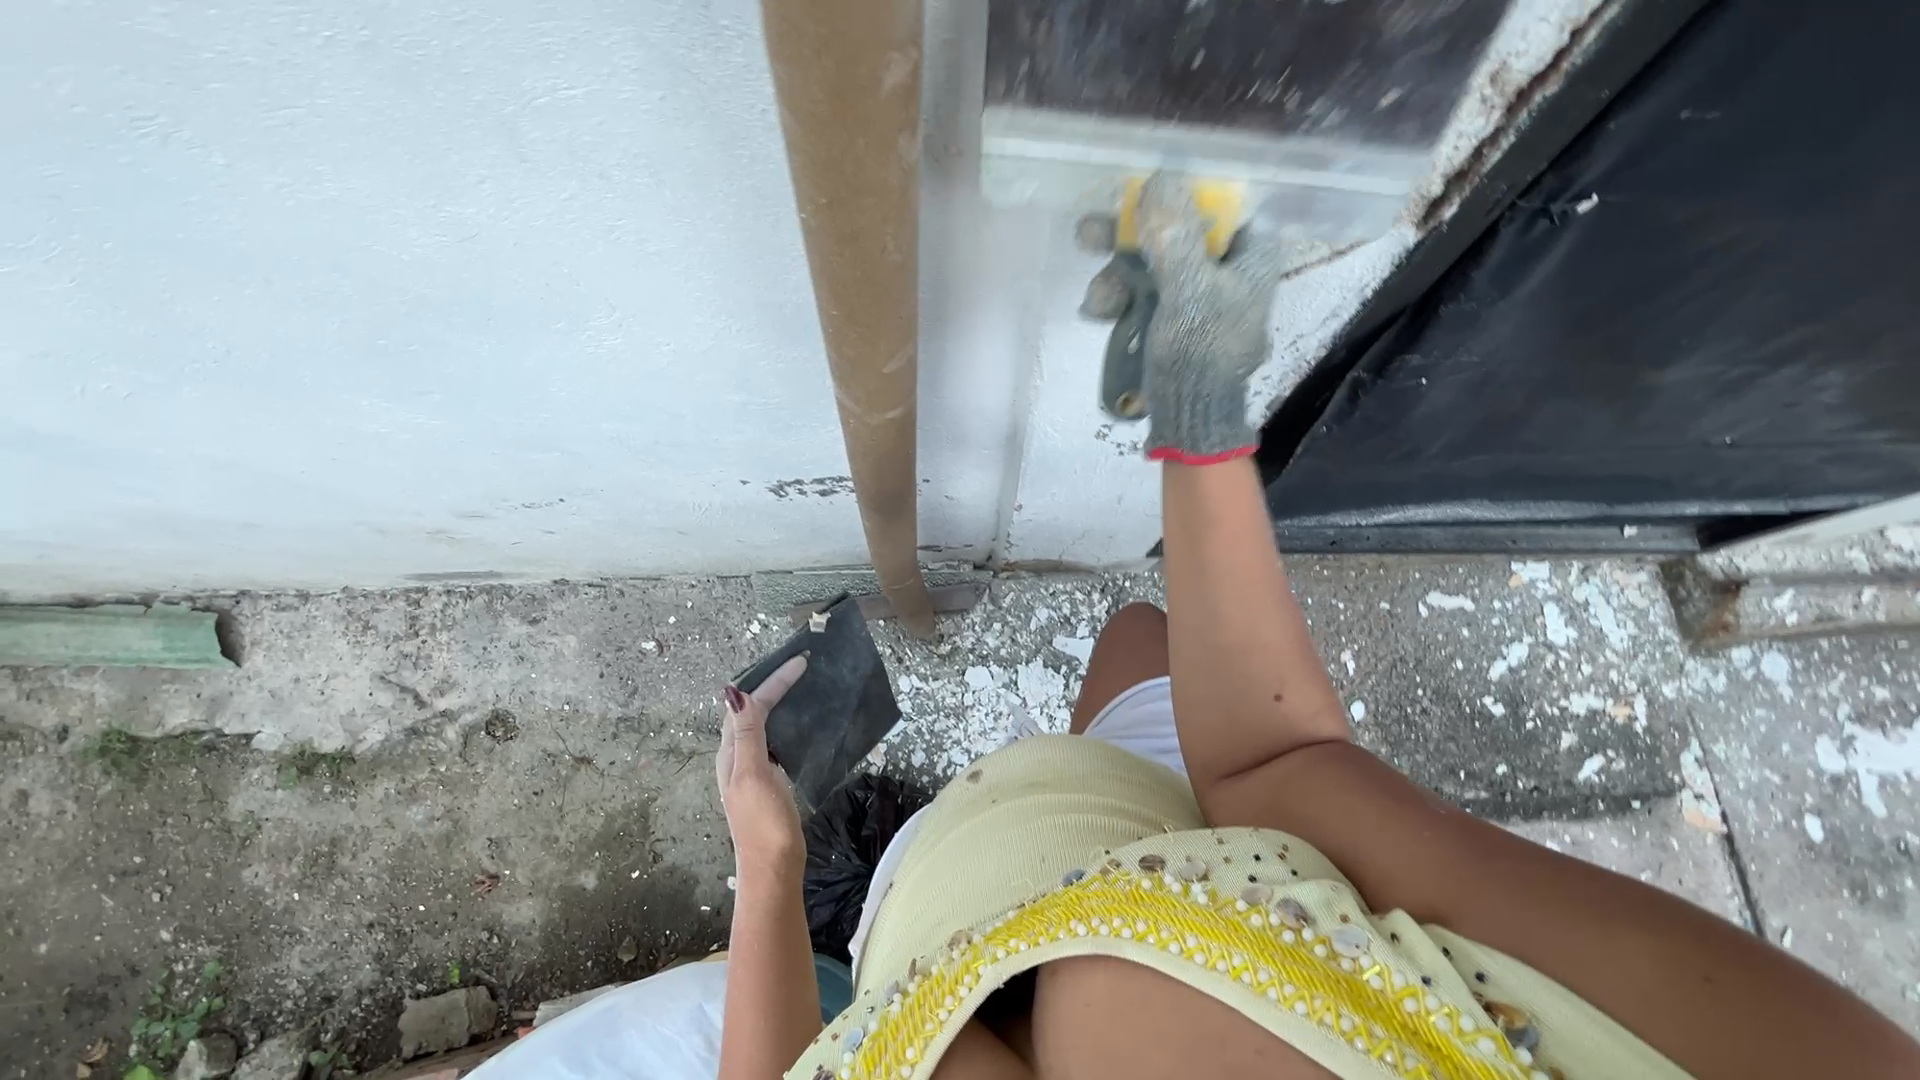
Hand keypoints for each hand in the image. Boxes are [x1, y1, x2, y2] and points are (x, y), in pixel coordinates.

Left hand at [716, 655, 808, 879]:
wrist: (773, 871)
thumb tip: (733, 691)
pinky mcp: (768, 783)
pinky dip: (785, 725)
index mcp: (730, 753)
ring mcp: (752, 772)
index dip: (773, 681)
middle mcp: (736, 759)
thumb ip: (746, 734)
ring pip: (760, 725)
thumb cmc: (764, 825)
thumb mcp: (754, 776)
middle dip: (770, 685)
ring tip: (801, 687)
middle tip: (800, 667)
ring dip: (777, 703)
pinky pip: (773, 742)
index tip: (802, 661)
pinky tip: (801, 728)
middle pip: (749, 710)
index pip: (748, 704)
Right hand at [1080, 173, 1289, 464]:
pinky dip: (1118, 299)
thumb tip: (1161, 177)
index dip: (1180, 193)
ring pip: (1151, 264)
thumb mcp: (1189, 292)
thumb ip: (1175, 236)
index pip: (1220, 204)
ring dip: (1116, 276)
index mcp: (1250, 256)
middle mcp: (1226, 271)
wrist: (1189, 421)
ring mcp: (1197, 298)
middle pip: (1176, 232)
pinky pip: (1142, 295)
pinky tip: (1098, 314)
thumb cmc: (1201, 354)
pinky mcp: (1172, 323)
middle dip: (1130, 237)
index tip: (1141, 193)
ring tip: (1096, 301)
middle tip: (1089, 233)